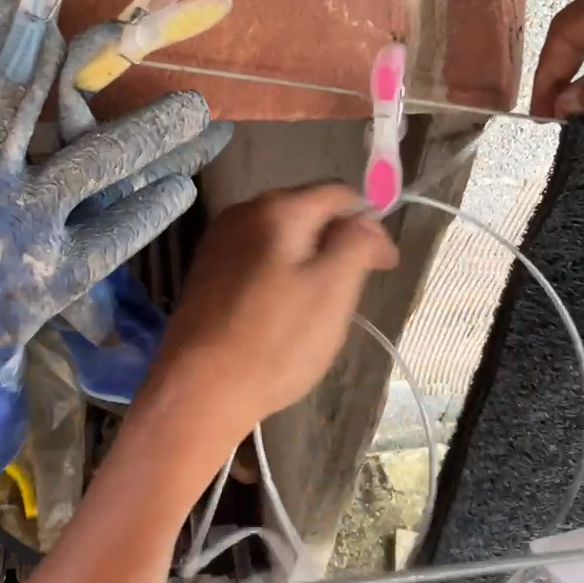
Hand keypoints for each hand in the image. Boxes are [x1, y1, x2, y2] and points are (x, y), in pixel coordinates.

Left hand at [148, 184, 399, 434]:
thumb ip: (357, 242)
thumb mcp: (332, 289)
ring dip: (309, 257)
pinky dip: (280, 270)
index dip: (370, 221)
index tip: (384, 265)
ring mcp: (220, 240)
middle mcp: (243, 211)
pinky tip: (283, 308)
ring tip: (320, 303)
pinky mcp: (207, 269)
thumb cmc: (275, 339)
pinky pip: (257, 255)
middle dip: (338, 239)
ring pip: (282, 234)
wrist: (199, 389)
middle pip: (308, 209)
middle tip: (354, 288)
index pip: (340, 193)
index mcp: (277, 208)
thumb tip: (368, 219)